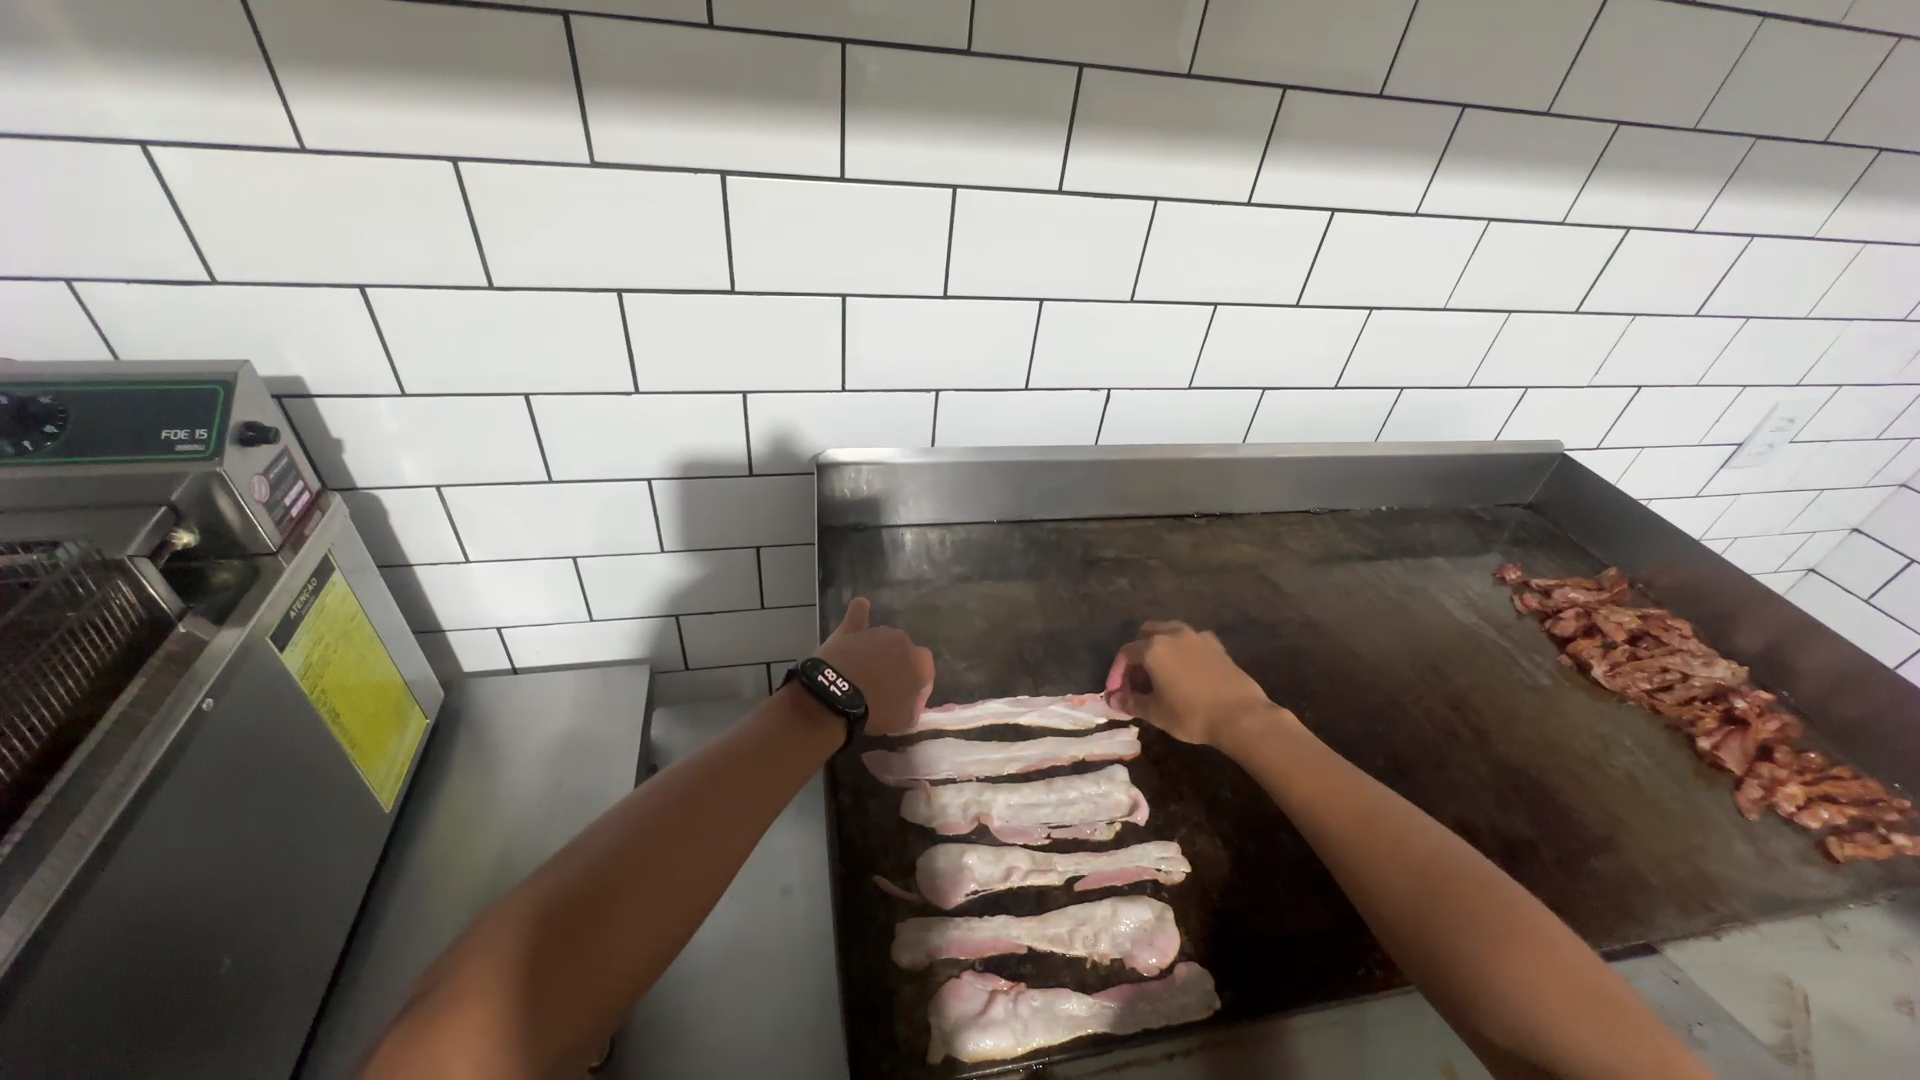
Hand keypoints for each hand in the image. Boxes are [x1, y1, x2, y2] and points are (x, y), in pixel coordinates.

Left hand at [815, 598, 934, 737]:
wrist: (835, 696)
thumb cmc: (874, 711)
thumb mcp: (901, 720)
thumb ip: (910, 708)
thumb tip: (908, 706)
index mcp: (921, 663)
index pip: (925, 676)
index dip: (916, 692)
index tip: (904, 705)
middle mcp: (903, 641)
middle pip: (904, 654)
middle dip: (897, 668)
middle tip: (882, 689)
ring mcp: (876, 632)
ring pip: (883, 640)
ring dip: (879, 652)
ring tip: (863, 673)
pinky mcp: (851, 629)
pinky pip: (858, 615)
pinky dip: (860, 612)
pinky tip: (861, 605)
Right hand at [1104, 621, 1293, 748]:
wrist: (1240, 715)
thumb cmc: (1190, 714)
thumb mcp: (1155, 713)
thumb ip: (1130, 702)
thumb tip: (1112, 700)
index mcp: (1153, 648)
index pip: (1125, 653)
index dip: (1116, 673)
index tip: (1116, 693)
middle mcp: (1173, 634)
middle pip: (1146, 634)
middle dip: (1137, 654)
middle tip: (1137, 680)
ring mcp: (1198, 637)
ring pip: (1170, 633)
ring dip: (1159, 649)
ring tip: (1159, 674)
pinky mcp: (1217, 646)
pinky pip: (1191, 642)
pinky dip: (1182, 652)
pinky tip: (1185, 672)